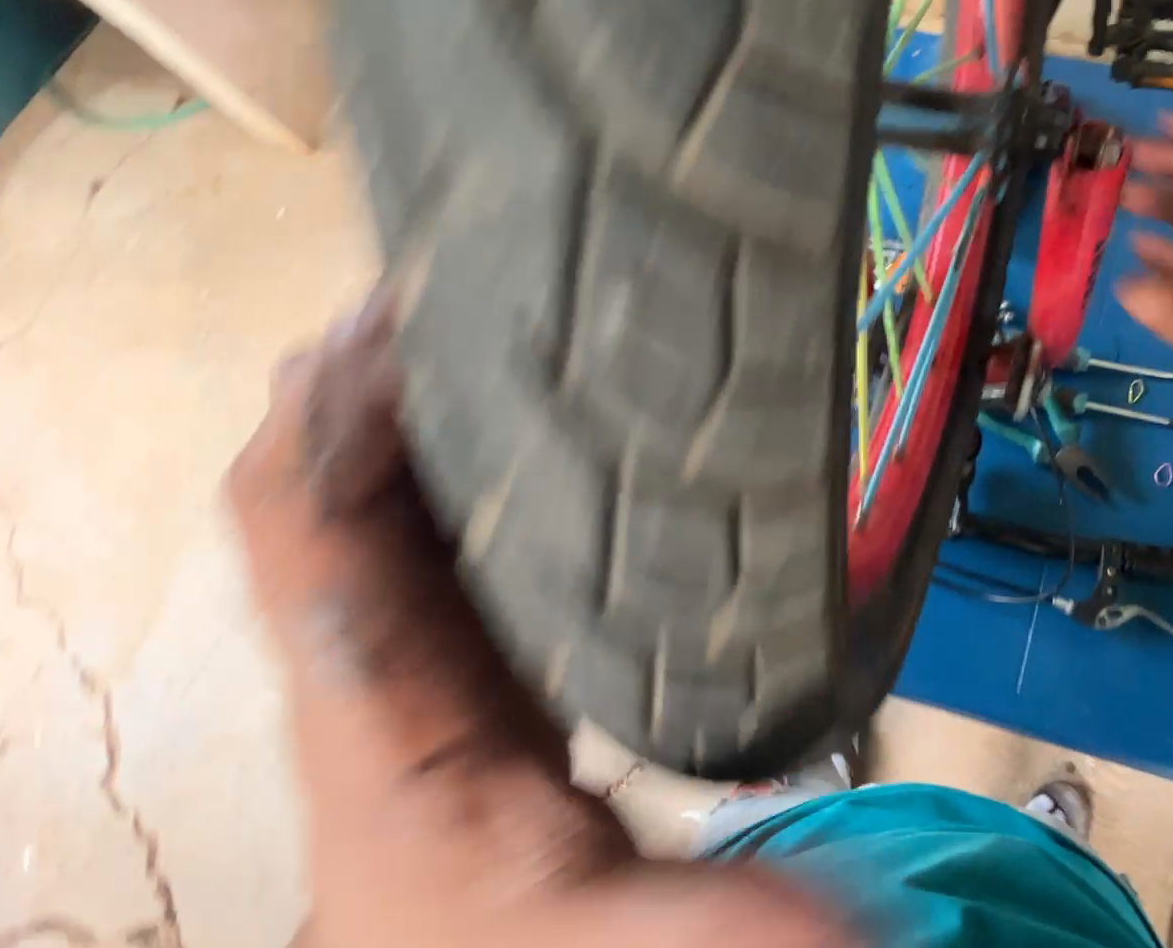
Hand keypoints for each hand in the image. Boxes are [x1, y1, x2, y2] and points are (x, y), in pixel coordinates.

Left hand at [225, 293, 854, 947]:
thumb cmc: (516, 941)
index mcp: (385, 716)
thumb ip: (724, 912)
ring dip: (402, 411)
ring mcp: (417, 645)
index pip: (312, 537)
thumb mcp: (622, 933)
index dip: (334, 422)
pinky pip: (422, 533)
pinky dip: (444, 466)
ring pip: (371, 502)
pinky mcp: (462, 645)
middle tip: (452, 290)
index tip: (397, 323)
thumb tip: (859, 909)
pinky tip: (513, 428)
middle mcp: (380, 659)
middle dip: (366, 382)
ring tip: (481, 329)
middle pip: (326, 490)